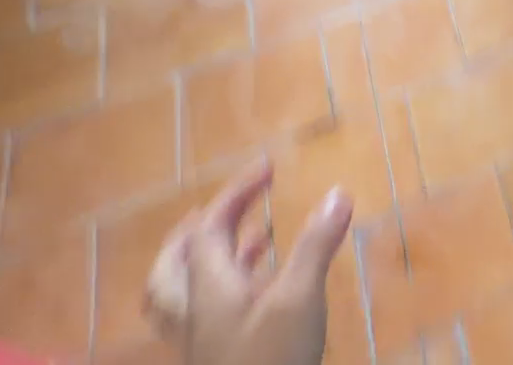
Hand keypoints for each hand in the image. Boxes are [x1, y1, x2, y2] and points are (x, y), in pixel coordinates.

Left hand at [145, 162, 354, 364]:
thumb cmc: (271, 357)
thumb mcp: (300, 298)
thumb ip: (315, 244)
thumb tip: (338, 191)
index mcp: (208, 290)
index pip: (209, 230)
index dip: (235, 193)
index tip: (269, 166)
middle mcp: (194, 310)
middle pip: (174, 263)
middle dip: (200, 226)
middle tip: (233, 201)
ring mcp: (201, 335)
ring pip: (181, 289)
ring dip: (205, 254)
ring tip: (241, 234)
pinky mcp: (218, 350)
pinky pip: (205, 305)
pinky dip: (226, 280)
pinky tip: (257, 280)